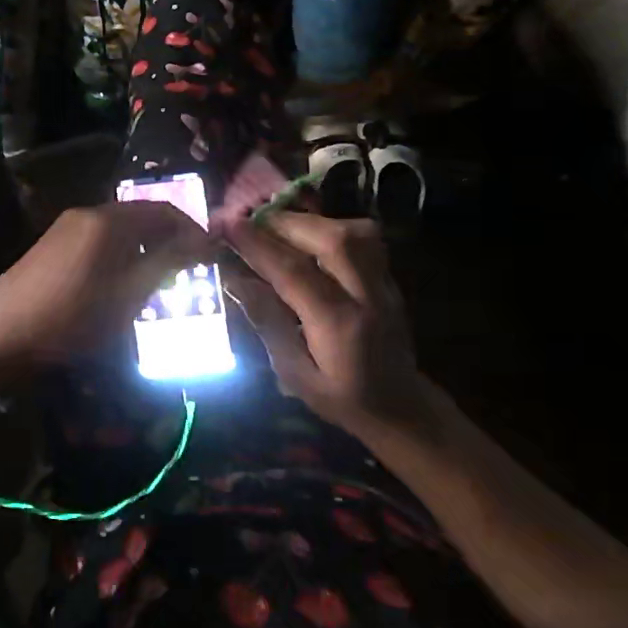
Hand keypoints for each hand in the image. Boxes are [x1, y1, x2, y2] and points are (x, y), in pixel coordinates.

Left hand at [0, 202, 209, 396]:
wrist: (2, 334)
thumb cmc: (72, 317)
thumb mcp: (128, 295)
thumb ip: (167, 263)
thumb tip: (204, 242)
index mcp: (109, 220)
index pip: (165, 210)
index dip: (192, 231)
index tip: (209, 258)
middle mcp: (87, 213)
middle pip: (141, 217)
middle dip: (169, 241)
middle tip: (187, 273)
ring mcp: (66, 226)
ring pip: (120, 230)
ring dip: (145, 249)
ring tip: (159, 283)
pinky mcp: (52, 243)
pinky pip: (98, 240)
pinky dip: (120, 255)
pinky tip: (122, 284)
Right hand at [224, 213, 429, 431]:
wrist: (401, 407)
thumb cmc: (340, 398)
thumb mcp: (293, 373)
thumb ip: (267, 322)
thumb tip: (235, 279)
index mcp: (339, 327)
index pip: (295, 273)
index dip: (258, 245)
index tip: (227, 225)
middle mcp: (367, 297)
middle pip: (332, 240)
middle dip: (284, 224)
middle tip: (248, 222)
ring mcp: (385, 284)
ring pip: (353, 231)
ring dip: (309, 221)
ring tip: (275, 227)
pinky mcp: (389, 278)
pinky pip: (364, 238)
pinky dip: (329, 227)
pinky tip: (305, 235)